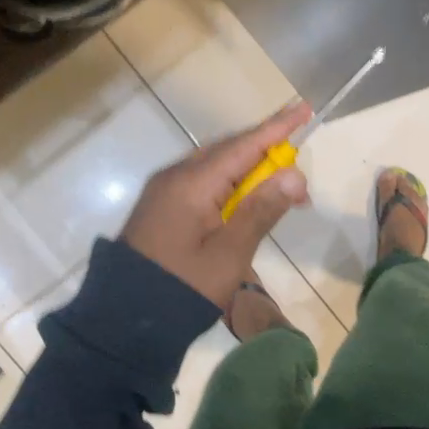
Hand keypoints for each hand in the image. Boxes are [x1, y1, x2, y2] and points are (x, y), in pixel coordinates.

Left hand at [119, 103, 312, 305]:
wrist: (124, 320)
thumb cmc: (183, 287)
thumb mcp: (229, 254)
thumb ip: (261, 211)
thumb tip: (294, 174)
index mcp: (192, 184)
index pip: (244, 146)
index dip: (277, 129)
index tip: (303, 109)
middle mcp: (176, 176)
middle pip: (228, 150)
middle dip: (266, 152)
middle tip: (299, 170)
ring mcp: (164, 191)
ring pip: (215, 165)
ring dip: (249, 170)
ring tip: (281, 187)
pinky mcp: (162, 207)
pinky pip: (202, 180)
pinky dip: (230, 183)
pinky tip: (246, 199)